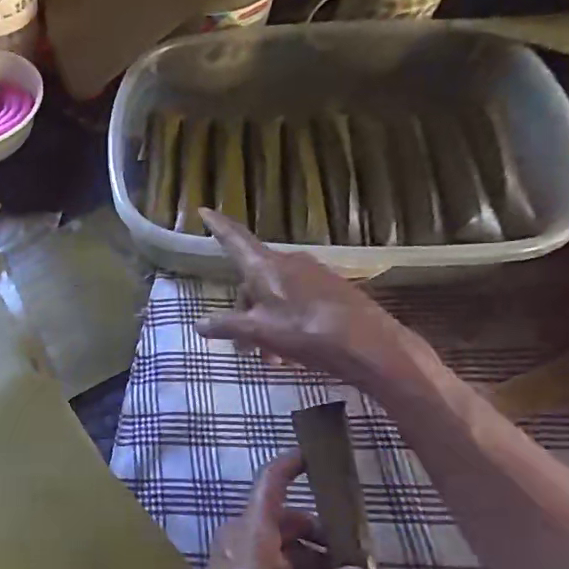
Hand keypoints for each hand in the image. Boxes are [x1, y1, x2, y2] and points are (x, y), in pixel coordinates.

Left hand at [171, 450, 377, 568]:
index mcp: (253, 531)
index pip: (271, 482)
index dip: (292, 463)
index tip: (317, 456)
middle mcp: (240, 535)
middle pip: (285, 517)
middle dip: (322, 531)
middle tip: (358, 554)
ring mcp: (234, 556)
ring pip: (280, 541)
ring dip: (312, 555)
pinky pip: (270, 559)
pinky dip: (296, 568)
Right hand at [194, 208, 420, 388]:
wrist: (369, 344)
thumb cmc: (305, 331)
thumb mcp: (259, 332)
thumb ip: (227, 326)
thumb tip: (199, 324)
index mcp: (265, 267)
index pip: (235, 240)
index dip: (218, 227)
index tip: (204, 210)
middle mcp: (289, 263)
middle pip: (254, 282)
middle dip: (244, 314)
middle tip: (245, 347)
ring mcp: (313, 275)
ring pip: (276, 297)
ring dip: (266, 326)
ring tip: (272, 358)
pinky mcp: (332, 290)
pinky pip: (298, 303)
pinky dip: (288, 325)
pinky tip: (293, 353)